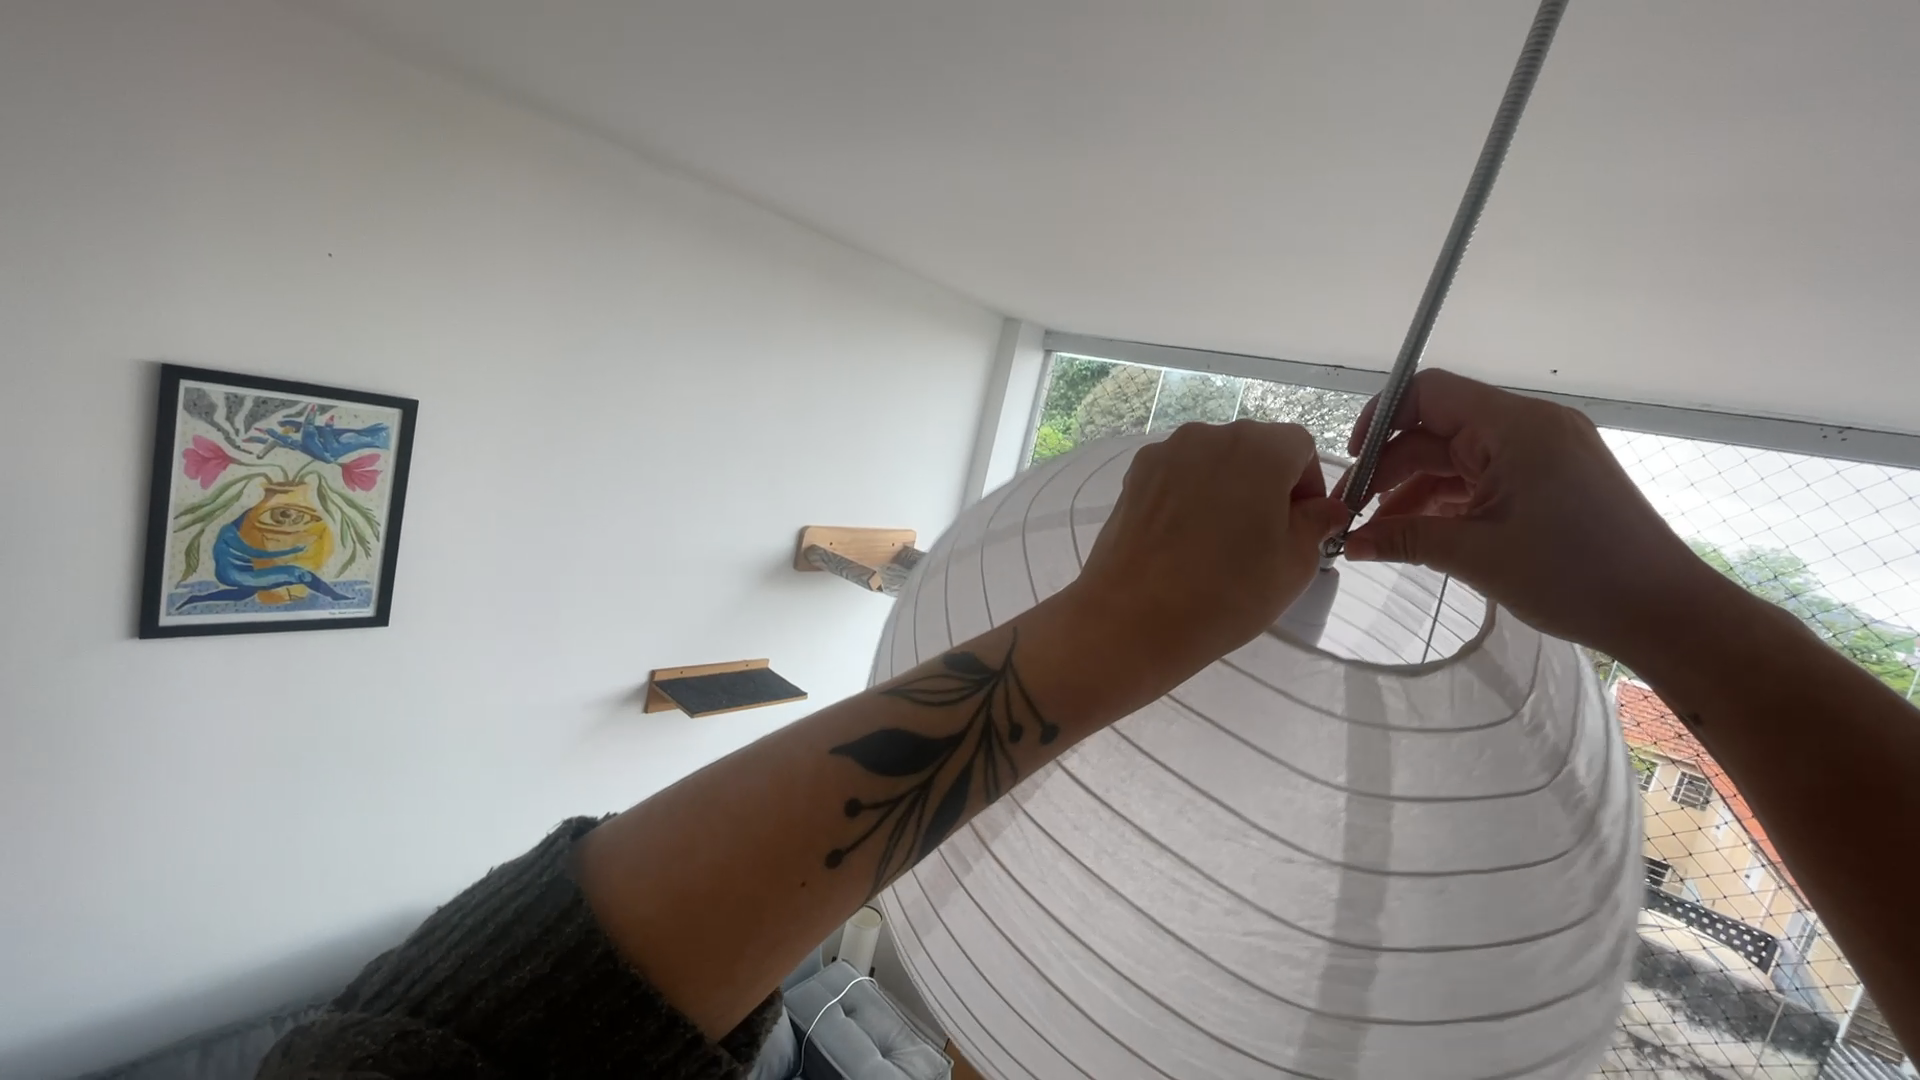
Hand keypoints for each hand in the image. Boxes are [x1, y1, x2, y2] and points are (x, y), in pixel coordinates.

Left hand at [1069, 420, 1346, 677]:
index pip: (1300, 448)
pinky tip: (1181, 541)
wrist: (1133, 617)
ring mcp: (1164, 454)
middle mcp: (1208, 435)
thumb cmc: (1226, 592)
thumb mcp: (1295, 564)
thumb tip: (1321, 509)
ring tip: (1216, 544)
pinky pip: (1175, 477)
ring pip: (1210, 463)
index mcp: (1259, 447)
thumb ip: (1316, 524)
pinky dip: (1186, 498)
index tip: (1300, 528)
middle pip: (1252, 449)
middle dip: (1265, 486)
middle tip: (1260, 540)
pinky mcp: (1132, 477)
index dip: (1307, 486)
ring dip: (1224, 490)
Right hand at [1339, 369, 1719, 660]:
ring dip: (1410, 493)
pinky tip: (1413, 535)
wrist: (1665, 614)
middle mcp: (1528, 429)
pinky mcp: (1544, 482)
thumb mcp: (1476, 555)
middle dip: (1387, 470)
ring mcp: (1538, 456)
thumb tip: (1346, 544)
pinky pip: (1476, 481)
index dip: (1381, 418)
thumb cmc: (1575, 576)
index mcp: (1517, 428)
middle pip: (1434, 432)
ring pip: (1451, 460)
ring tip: (1375, 534)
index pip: (1430, 393)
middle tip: (1351, 516)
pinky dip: (1441, 504)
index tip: (1353, 463)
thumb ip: (1402, 539)